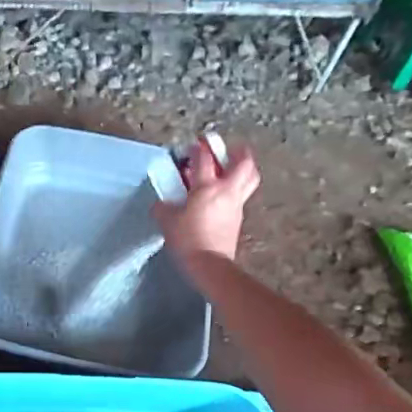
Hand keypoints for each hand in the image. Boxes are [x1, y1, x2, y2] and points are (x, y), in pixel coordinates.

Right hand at [152, 137, 260, 263]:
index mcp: (207, 188)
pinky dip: (234, 189)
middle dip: (238, 151)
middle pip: (244, 163)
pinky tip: (219, 195)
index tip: (193, 146)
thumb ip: (163, 208)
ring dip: (241, 169)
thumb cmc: (188, 240)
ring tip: (229, 169)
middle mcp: (226, 191)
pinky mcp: (238, 218)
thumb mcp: (168, 222)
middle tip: (226, 150)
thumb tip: (162, 204)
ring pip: (249, 178)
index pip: (203, 159)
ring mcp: (235, 205)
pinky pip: (240, 196)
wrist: (210, 265)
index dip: (198, 149)